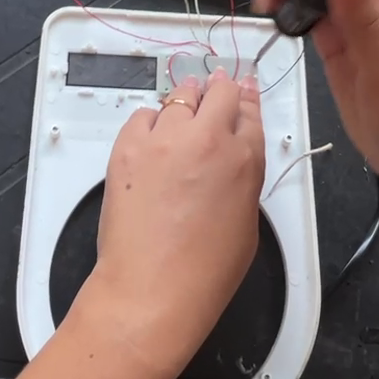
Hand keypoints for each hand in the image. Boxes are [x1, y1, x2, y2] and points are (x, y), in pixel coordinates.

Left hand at [74, 70, 265, 378]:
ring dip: (185, 102)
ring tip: (182, 112)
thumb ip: (243, 176)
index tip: (242, 88)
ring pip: (179, 96)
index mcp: (244, 159)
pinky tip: (152, 139)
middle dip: (218, 90)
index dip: (246, 98)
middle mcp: (207, 139)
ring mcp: (165, 138)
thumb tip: (232, 158)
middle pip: (218, 91)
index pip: (249, 110)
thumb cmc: (204, 271)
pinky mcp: (129, 145)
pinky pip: (143, 115)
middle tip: (213, 89)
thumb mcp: (247, 222)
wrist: (152, 289)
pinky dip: (150, 122)